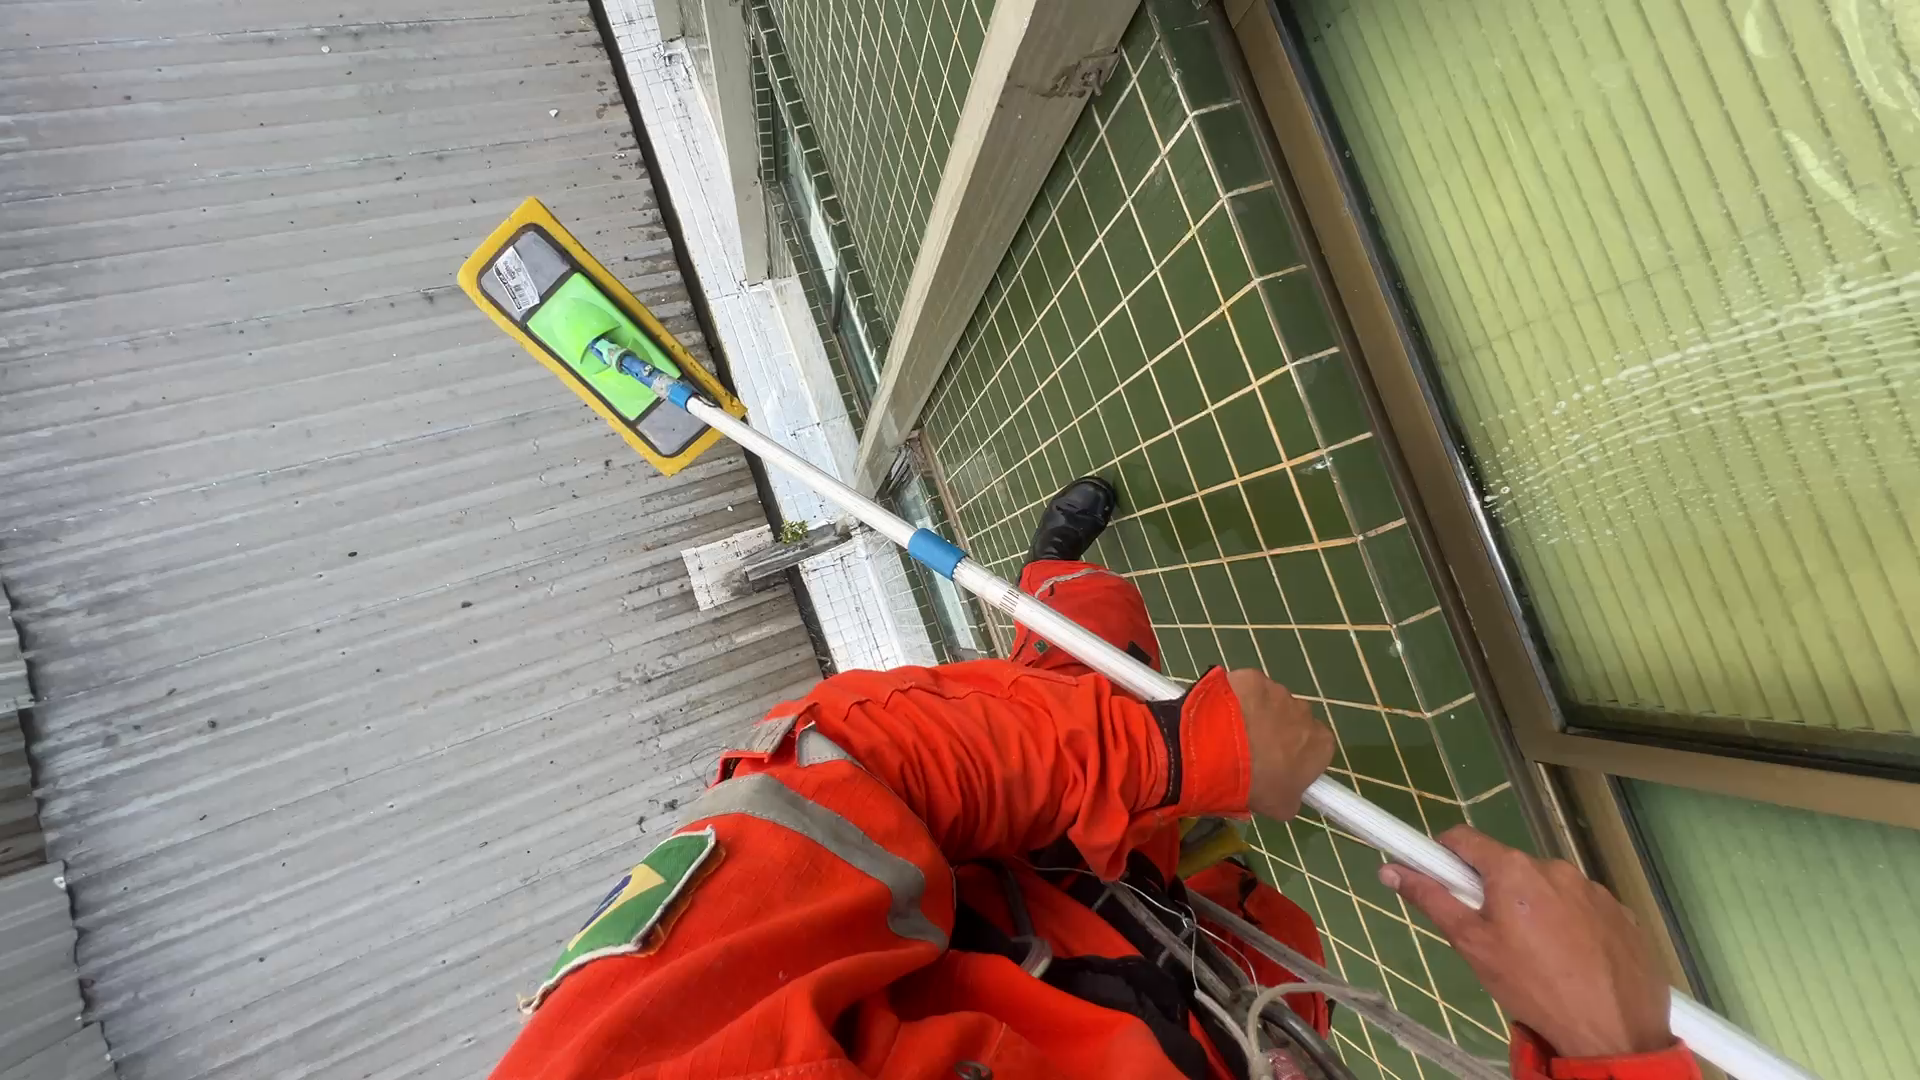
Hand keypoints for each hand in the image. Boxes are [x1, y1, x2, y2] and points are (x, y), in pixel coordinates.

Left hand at [1227, 669, 1332, 820]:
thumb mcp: (1282, 806)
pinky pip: (1244, 687)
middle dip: (1273, 729)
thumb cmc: (1255, 784)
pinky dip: (1234, 696)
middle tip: (1248, 747)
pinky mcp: (1250, 677)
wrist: (1218, 752)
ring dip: (1252, 712)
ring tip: (1228, 732)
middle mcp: (1305, 712)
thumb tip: (1286, 791)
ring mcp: (1276, 691)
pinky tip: (1219, 712)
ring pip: (1266, 701)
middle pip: (1292, 719)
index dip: (1294, 753)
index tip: (1275, 762)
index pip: (1314, 745)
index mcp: (1320, 743)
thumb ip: (1292, 795)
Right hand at [1379, 826, 1672, 1058]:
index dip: (1446, 856)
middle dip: (1493, 888)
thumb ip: (1429, 898)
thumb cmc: (1531, 986)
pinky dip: (1571, 921)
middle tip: (1493, 930)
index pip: (1463, 837)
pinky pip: (1583, 906)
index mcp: (1513, 868)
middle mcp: (1555, 867)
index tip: (1446, 883)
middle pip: (1506, 864)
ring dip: (1534, 904)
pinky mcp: (1625, 916)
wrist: (1617, 1038)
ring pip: (1546, 885)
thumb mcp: (1470, 943)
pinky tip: (1574, 957)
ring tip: (1538, 951)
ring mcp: (1595, 891)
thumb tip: (1388, 870)